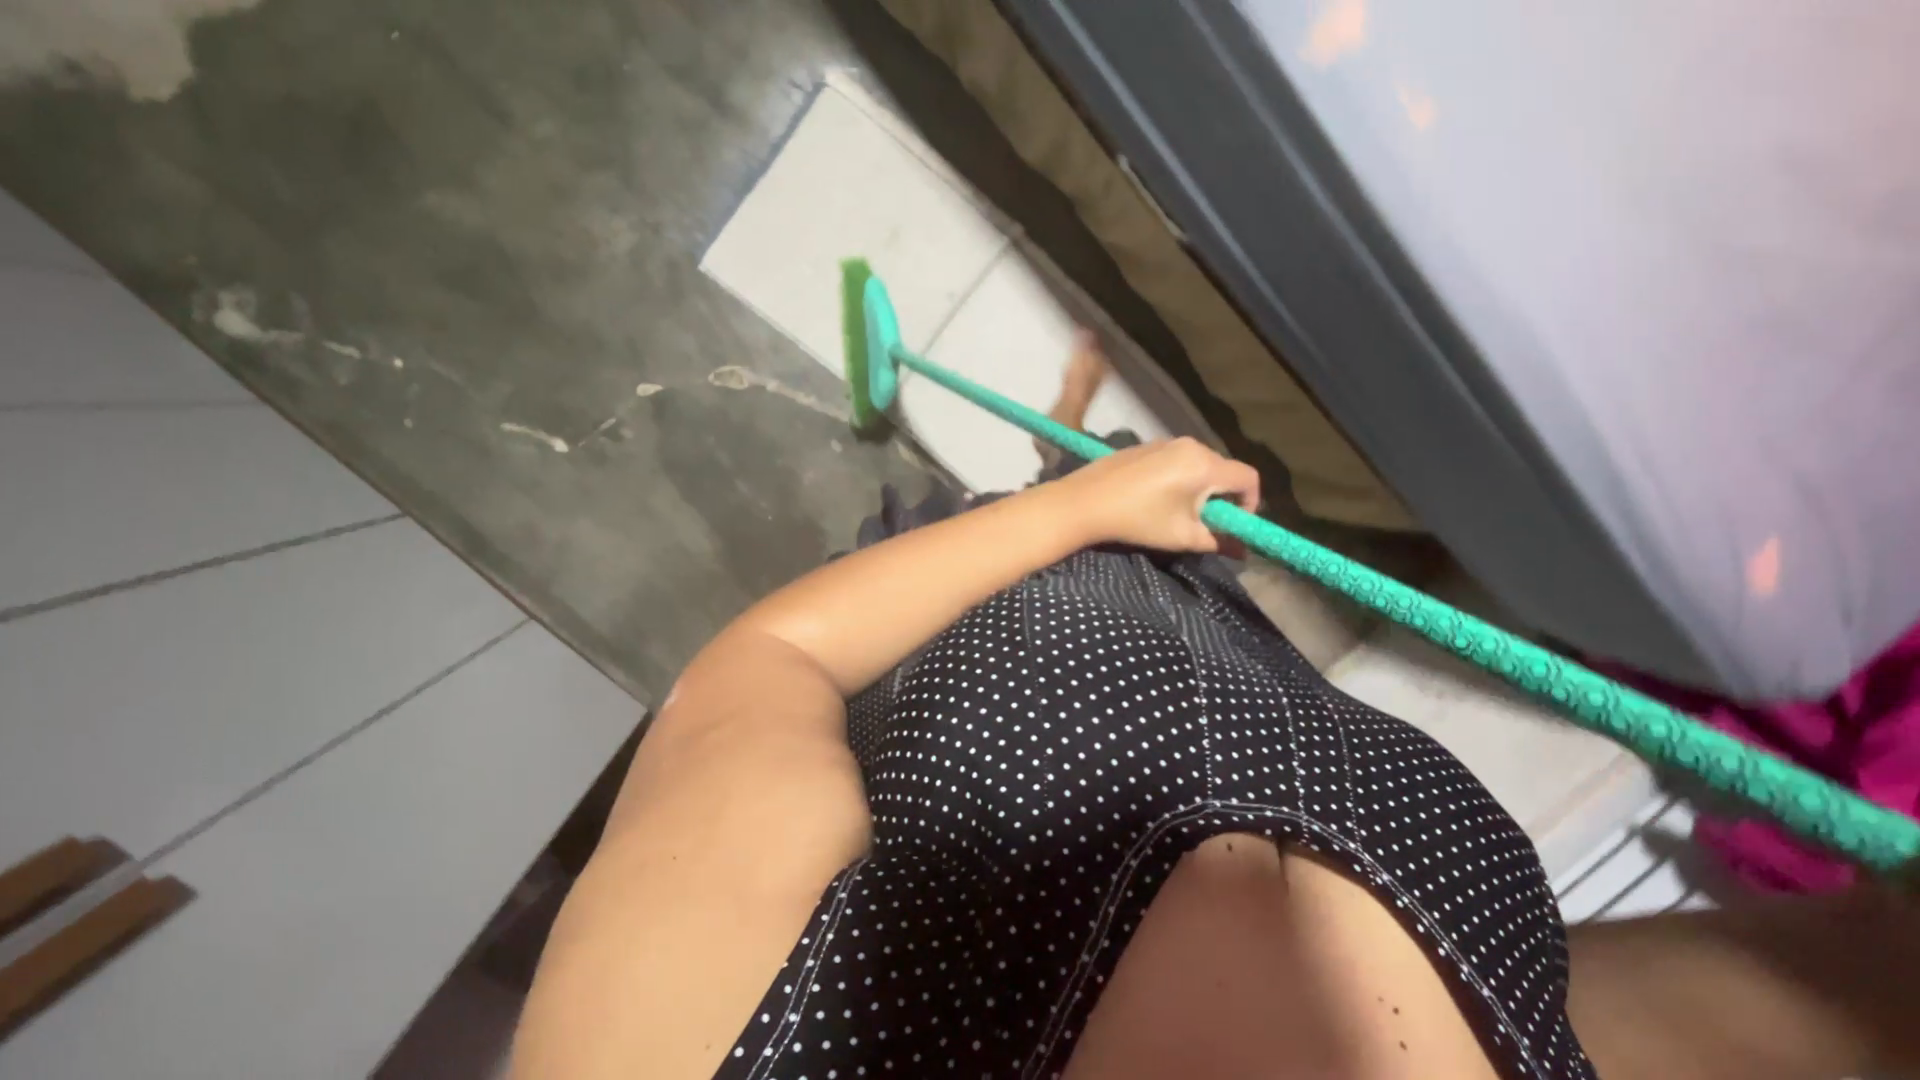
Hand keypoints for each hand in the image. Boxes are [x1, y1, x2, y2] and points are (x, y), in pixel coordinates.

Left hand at [1049, 437, 1260, 553]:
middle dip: (1223, 498)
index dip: (1250, 503)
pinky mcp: (1146, 445)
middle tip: (1205, 523)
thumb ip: (1219, 542)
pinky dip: (1179, 478)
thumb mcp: (1183, 536)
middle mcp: (1190, 445)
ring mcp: (1165, 441)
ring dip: (1199, 488)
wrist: (1084, 502)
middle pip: (1224, 470)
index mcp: (1205, 465)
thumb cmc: (1138, 520)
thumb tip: (1242, 552)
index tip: (1233, 524)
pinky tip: (1155, 498)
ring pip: (1199, 464)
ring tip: (1178, 512)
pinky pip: (1177, 460)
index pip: (1248, 477)